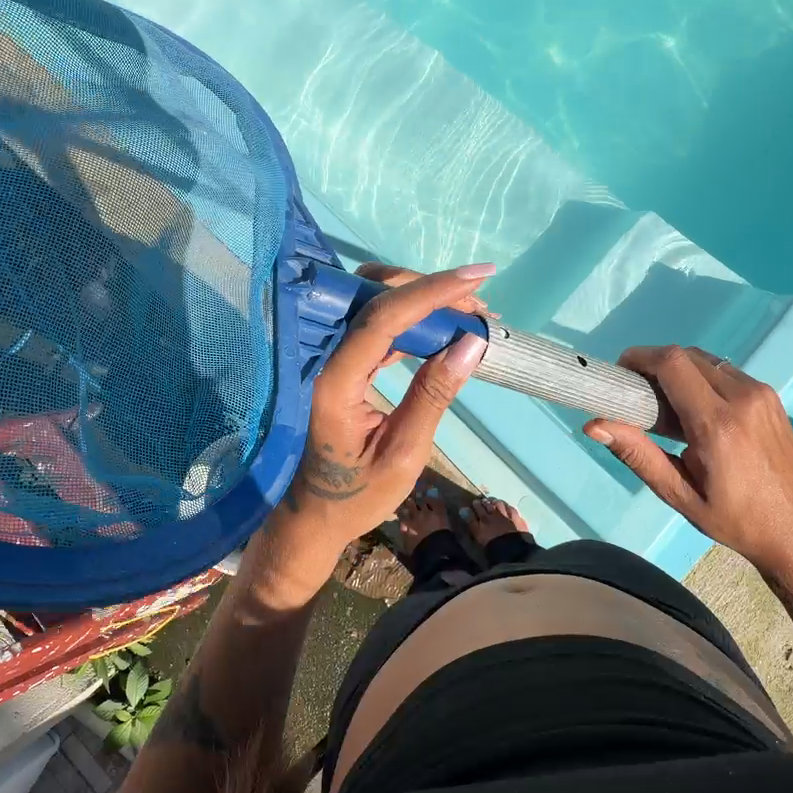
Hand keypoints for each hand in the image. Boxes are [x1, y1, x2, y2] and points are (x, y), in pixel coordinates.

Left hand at [268, 263, 491, 561]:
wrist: (313, 514)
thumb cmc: (356, 496)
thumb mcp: (404, 454)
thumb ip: (433, 396)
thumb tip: (469, 343)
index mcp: (336, 382)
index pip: (383, 317)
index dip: (431, 291)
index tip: (477, 277)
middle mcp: (328, 360)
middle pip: (375, 296)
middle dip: (429, 289)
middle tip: (480, 304)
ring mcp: (333, 359)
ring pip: (376, 303)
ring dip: (423, 299)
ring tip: (470, 312)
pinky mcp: (343, 363)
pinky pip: (378, 324)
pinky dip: (413, 318)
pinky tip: (445, 328)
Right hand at [582, 346, 792, 581]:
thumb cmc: (736, 521)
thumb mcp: (680, 495)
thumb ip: (638, 455)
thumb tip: (594, 426)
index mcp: (718, 424)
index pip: (672, 363)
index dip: (640, 358)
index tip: (619, 374)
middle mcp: (743, 398)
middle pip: (686, 355)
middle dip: (654, 364)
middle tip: (636, 395)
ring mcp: (762, 394)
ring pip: (706, 361)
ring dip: (678, 371)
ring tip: (664, 406)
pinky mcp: (771, 397)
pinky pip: (725, 372)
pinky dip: (701, 379)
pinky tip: (694, 411)